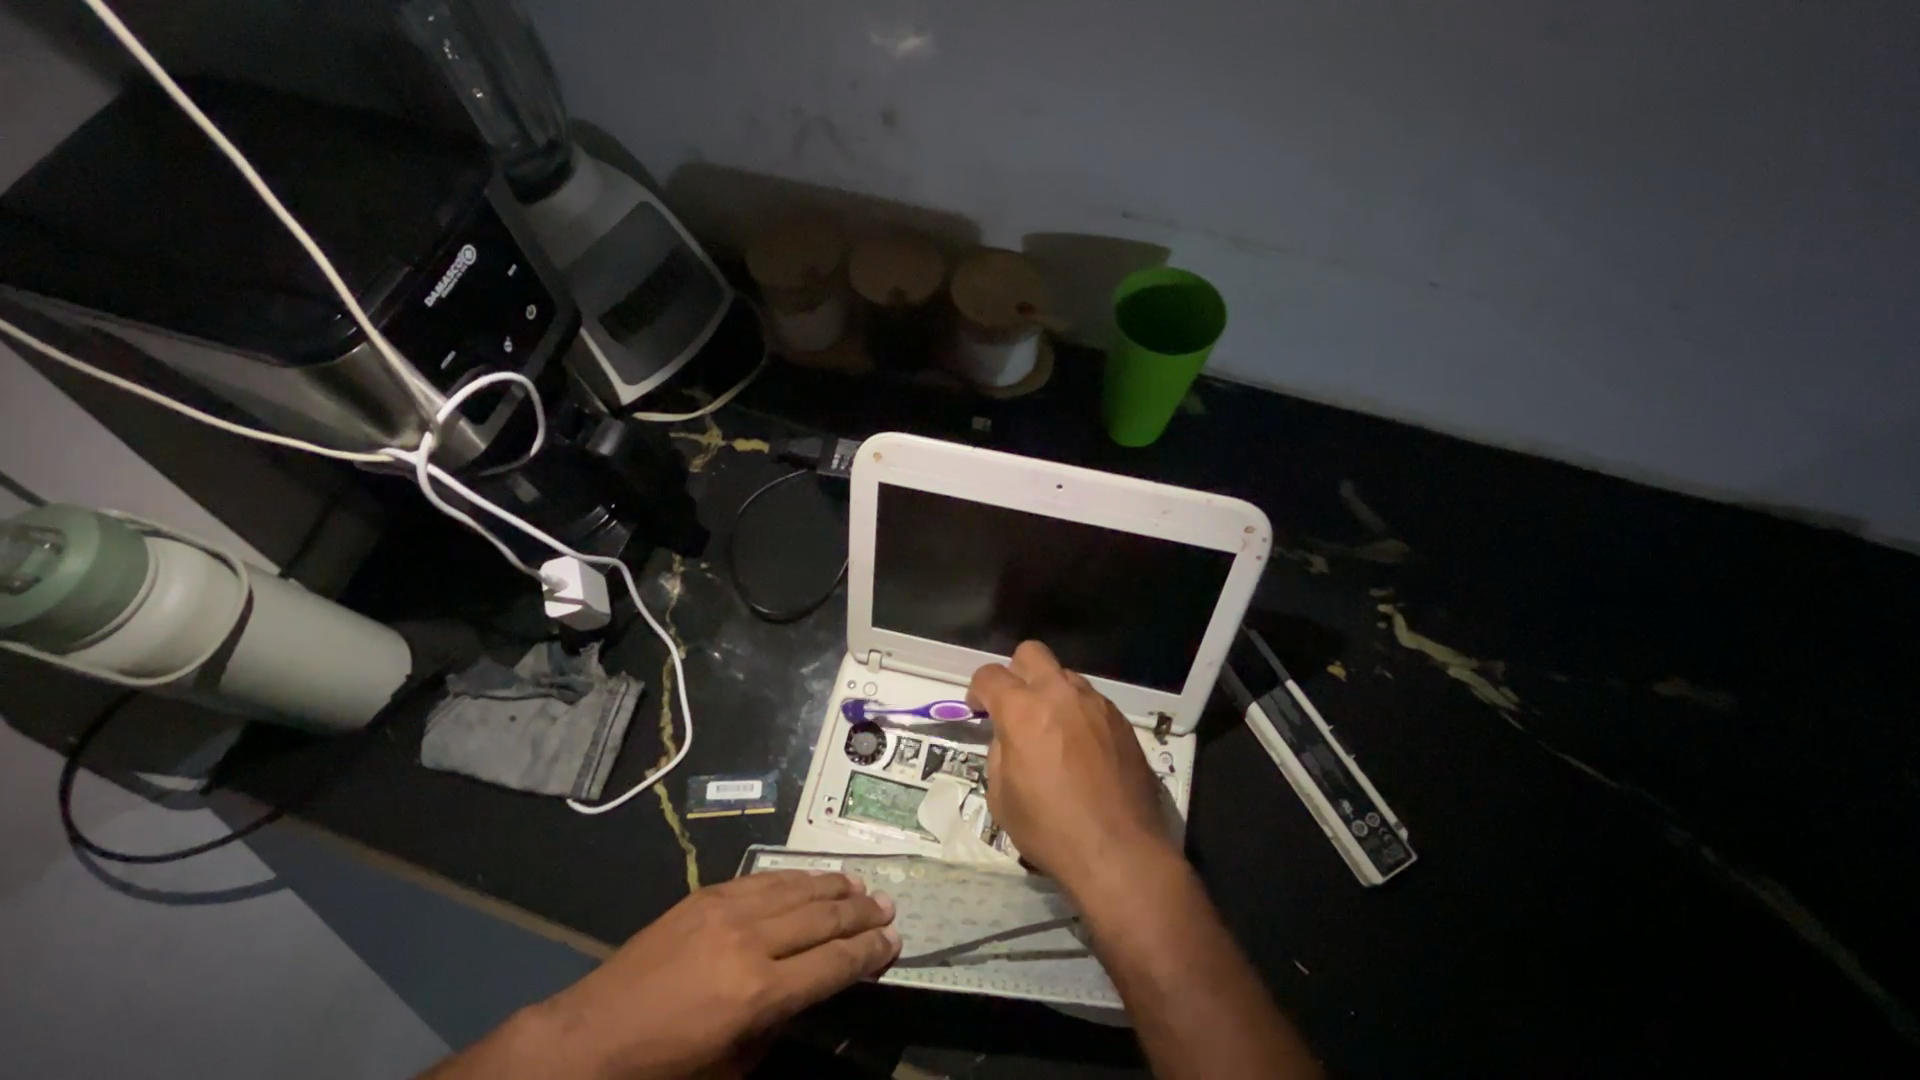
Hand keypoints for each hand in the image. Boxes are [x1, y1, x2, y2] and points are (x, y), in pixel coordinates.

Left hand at [534, 872, 898, 1078]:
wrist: (591, 1037)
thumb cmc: (664, 1068)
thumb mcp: (733, 1064)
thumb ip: (779, 1022)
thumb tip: (808, 988)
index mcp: (760, 993)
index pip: (834, 964)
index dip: (870, 953)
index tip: (895, 941)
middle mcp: (752, 942)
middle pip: (823, 918)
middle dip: (861, 914)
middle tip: (890, 909)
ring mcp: (727, 911)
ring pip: (798, 889)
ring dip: (835, 887)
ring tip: (862, 886)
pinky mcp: (706, 895)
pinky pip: (764, 879)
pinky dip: (796, 878)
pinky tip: (813, 878)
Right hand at [968, 640, 1174, 894]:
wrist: (1118, 850)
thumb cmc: (1049, 828)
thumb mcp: (1001, 795)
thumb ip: (999, 751)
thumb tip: (1009, 736)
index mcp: (1022, 709)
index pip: (989, 675)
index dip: (977, 690)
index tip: (978, 710)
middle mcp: (1060, 694)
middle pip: (1031, 654)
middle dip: (1015, 673)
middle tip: (1014, 708)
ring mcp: (1096, 704)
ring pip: (1066, 676)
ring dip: (1051, 693)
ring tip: (1051, 732)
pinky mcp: (1122, 721)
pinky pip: (1091, 702)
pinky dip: (1077, 714)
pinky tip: (1080, 749)